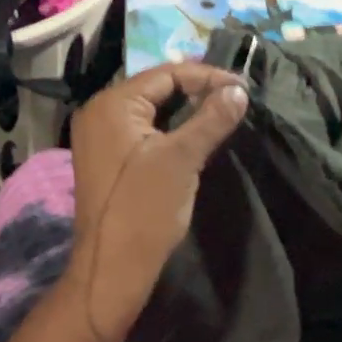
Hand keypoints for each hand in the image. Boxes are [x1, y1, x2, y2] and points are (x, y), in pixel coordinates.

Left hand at [62, 63, 249, 341]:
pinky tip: (193, 135)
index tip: (243, 88)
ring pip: (148, 109)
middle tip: (235, 98)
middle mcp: (98, 111)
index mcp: (111, 103)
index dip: (206, 76)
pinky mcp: (104, 158)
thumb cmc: (145, 209)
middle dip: (195, 90)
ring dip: (183, 110)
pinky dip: (168, 128)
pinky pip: (139, 129)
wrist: (111, 268)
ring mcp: (97, 136)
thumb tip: (238, 91)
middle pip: (154, 88)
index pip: (164, 74)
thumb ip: (210, 119)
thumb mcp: (182, 159)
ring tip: (221, 113)